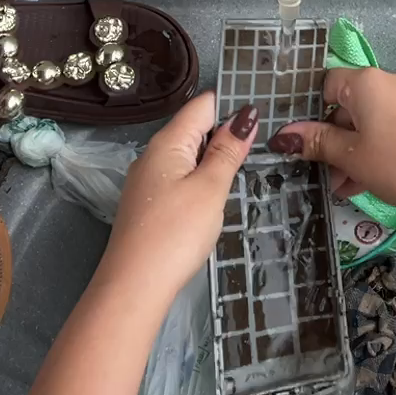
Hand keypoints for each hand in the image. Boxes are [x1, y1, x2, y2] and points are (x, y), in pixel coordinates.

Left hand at [99, 91, 256, 302]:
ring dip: (214, 156)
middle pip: (195, 127)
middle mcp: (153, 154)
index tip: (263, 113)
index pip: (204, 105)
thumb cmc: (176, 234)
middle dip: (226, 131)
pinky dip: (200, 177)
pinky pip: (179, 176)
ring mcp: (147, 180)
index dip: (233, 104)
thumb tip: (246, 115)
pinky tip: (214, 195)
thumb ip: (228, 150)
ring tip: (243, 166)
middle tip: (264, 140)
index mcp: (168, 142)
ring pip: (188, 154)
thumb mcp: (211, 188)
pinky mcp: (148, 204)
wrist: (131, 291)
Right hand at [268, 67, 395, 219]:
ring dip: (349, 152)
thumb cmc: (395, 163)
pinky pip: (384, 131)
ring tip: (341, 186)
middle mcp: (386, 83)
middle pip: (346, 105)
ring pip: (365, 123)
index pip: (327, 84)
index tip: (303, 139)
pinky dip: (370, 152)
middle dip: (331, 139)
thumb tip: (282, 136)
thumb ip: (316, 142)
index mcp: (365, 81)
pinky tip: (361, 185)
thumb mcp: (349, 155)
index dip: (311, 110)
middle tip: (321, 171)